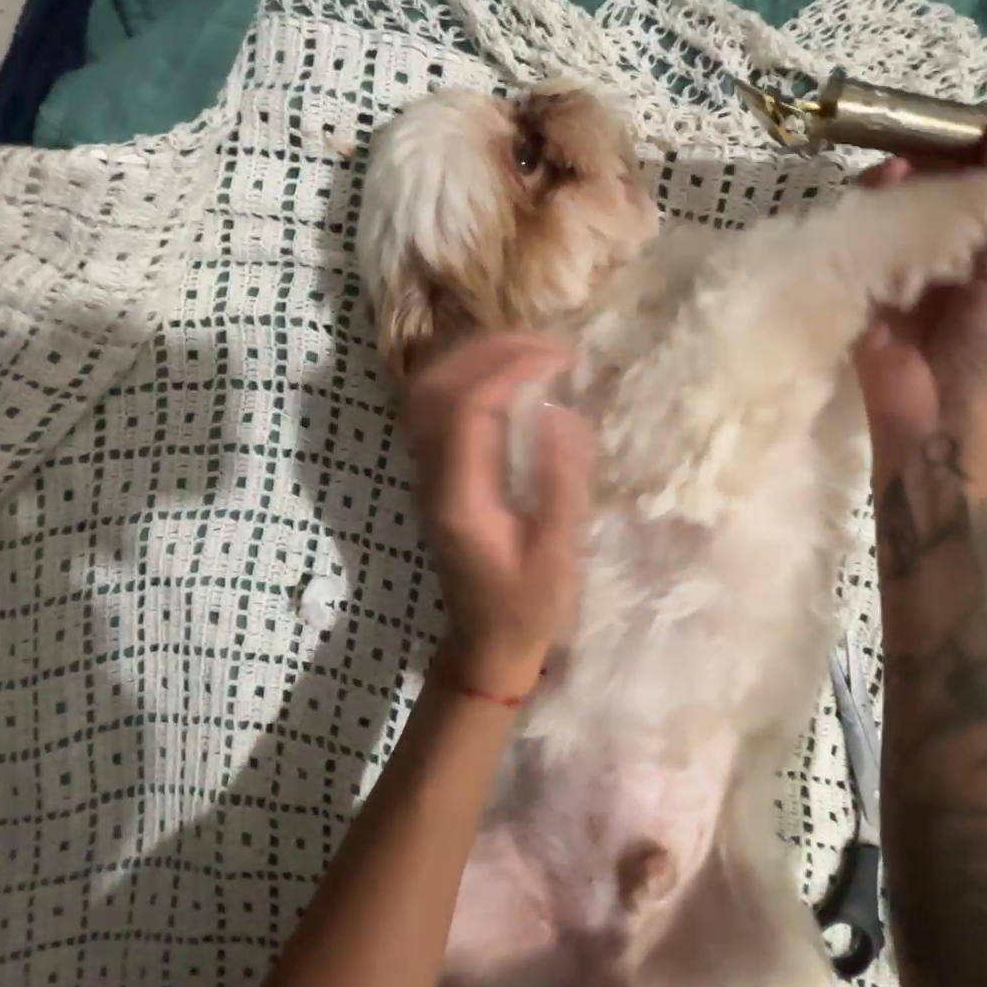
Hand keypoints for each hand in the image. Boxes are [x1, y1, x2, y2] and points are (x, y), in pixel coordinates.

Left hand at [402, 333, 594, 700]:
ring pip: (426, 390)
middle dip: (491, 350)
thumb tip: (561, 412)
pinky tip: (506, 373)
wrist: (485, 641)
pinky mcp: (432, 471)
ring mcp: (424, 471)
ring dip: (474, 356)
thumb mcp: (557, 553)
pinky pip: (433, 404)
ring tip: (531, 349)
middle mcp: (430, 475)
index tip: (562, 358)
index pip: (467, 407)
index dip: (511, 368)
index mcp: (460, 496)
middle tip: (550, 344)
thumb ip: (559, 482)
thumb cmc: (527, 605)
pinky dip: (466, 374)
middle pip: (436, 386)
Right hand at [852, 101, 986, 473]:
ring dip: (899, 182)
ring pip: (902, 209)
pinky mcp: (868, 287)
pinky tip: (869, 195)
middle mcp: (960, 249)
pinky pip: (864, 241)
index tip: (979, 111)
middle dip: (936, 157)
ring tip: (893, 166)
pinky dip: (865, 214)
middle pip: (946, 188)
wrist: (940, 419)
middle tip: (919, 131)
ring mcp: (910, 268)